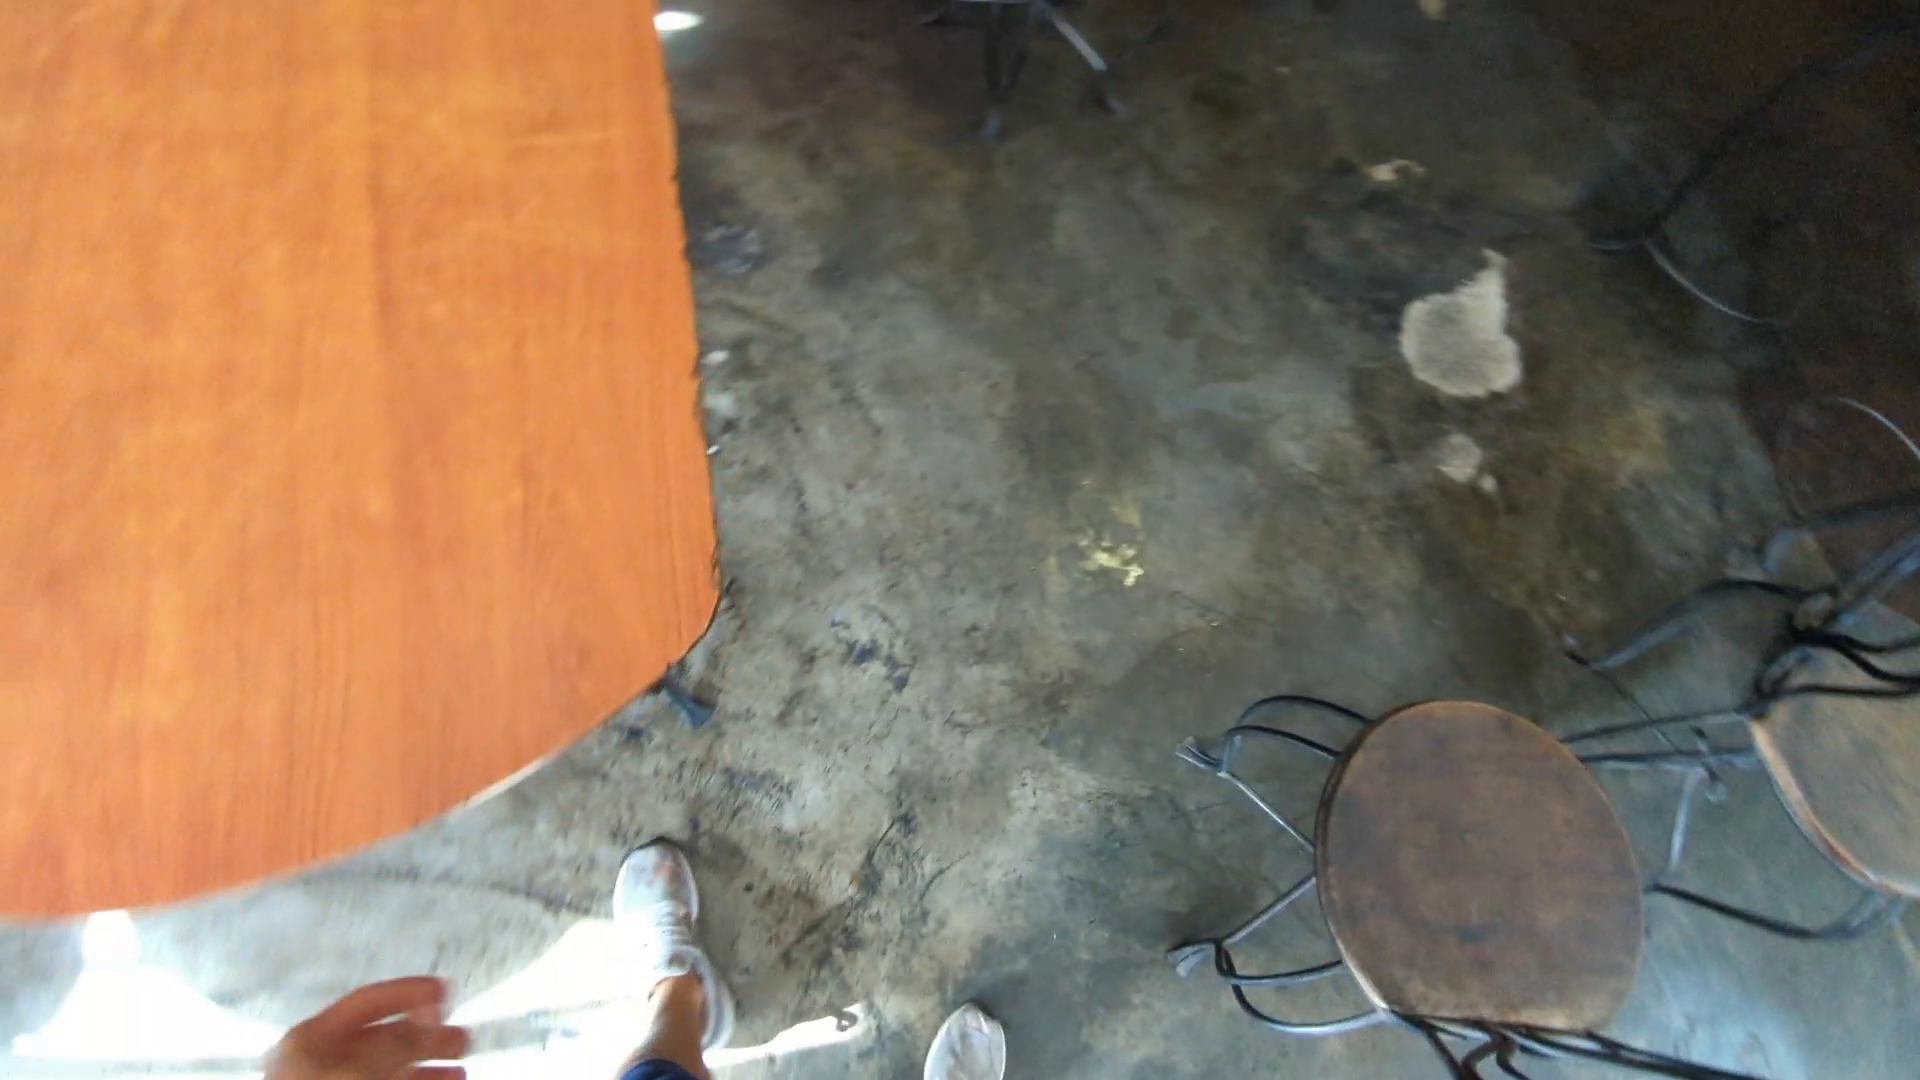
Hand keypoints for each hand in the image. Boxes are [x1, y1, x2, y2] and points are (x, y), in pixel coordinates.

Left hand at [267, 977, 470, 1079]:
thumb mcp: (367, 1068)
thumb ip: (403, 1037)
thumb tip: (434, 1009)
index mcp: (309, 1041)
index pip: (369, 1000)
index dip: (412, 991)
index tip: (450, 991)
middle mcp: (313, 1063)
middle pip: (382, 1038)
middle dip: (428, 1038)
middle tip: (464, 1041)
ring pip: (385, 1071)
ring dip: (426, 1070)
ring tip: (461, 1074)